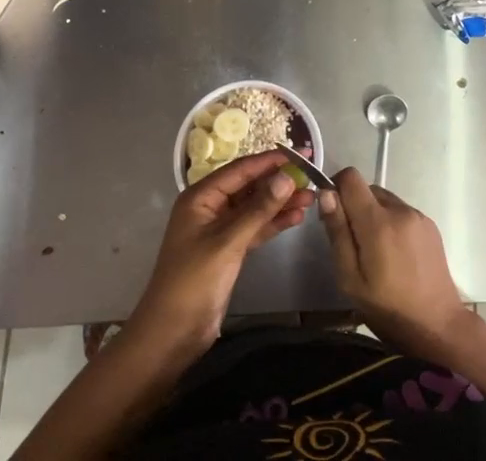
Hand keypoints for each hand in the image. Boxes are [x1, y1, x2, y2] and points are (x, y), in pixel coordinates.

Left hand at [130, 152, 315, 351]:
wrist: (173, 332)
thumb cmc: (194, 281)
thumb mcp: (228, 241)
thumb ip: (259, 209)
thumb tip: (287, 176)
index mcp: (200, 198)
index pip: (240, 170)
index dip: (271, 161)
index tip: (300, 154)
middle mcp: (210, 208)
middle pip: (249, 187)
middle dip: (279, 182)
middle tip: (312, 175)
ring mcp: (220, 230)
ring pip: (255, 208)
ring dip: (281, 203)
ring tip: (312, 196)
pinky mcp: (230, 250)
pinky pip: (255, 228)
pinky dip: (274, 223)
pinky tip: (297, 217)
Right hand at [319, 168, 473, 356]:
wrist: (437, 324)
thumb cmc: (387, 307)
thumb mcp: (350, 277)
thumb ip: (337, 232)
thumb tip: (326, 194)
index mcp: (378, 222)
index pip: (351, 178)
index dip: (336, 188)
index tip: (333, 215)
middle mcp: (400, 210)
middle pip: (368, 189)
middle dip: (354, 207)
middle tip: (352, 244)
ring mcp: (418, 216)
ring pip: (385, 200)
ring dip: (374, 215)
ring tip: (376, 253)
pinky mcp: (430, 225)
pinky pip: (402, 212)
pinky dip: (392, 223)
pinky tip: (395, 254)